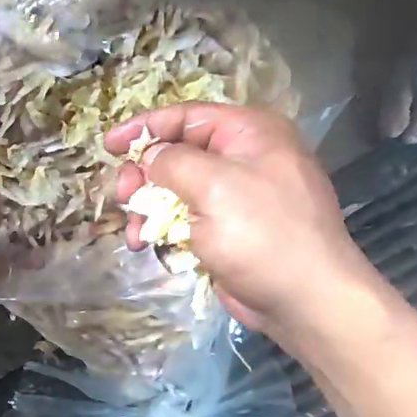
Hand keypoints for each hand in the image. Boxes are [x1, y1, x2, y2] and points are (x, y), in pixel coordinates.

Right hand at [105, 105, 385, 339]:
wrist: (308, 300)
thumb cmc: (263, 235)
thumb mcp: (214, 186)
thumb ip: (174, 162)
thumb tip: (152, 158)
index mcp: (251, 133)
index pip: (188, 116)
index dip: (145, 128)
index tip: (109, 146)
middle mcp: (247, 159)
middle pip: (182, 154)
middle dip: (146, 175)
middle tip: (122, 196)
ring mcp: (242, 199)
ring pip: (182, 192)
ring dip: (151, 208)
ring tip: (134, 232)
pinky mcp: (235, 233)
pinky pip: (193, 221)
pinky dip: (168, 230)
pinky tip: (150, 245)